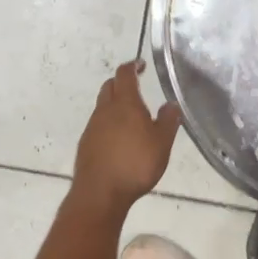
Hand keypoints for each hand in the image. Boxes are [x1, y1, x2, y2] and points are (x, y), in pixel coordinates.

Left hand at [71, 61, 181, 214]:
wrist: (99, 193)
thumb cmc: (135, 164)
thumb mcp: (162, 143)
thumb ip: (168, 121)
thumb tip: (171, 103)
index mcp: (125, 103)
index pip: (125, 74)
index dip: (132, 66)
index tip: (141, 65)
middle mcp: (105, 110)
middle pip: (110, 86)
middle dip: (122, 83)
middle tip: (136, 88)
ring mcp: (92, 127)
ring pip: (102, 106)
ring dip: (115, 104)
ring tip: (131, 118)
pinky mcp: (86, 144)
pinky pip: (98, 125)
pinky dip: (109, 123)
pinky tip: (119, 140)